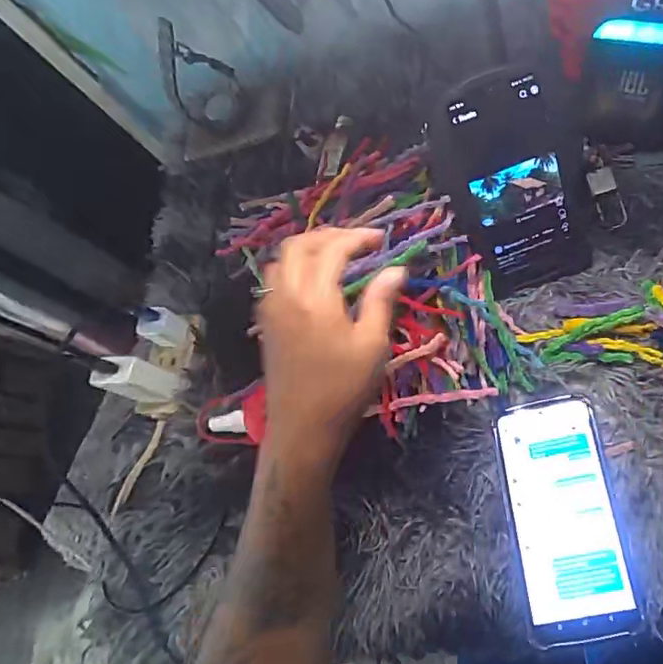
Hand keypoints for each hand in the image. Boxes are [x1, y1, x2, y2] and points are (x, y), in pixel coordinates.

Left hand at [255, 227, 404, 463]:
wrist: (303, 427)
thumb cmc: (344, 389)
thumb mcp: (373, 345)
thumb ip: (381, 301)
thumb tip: (396, 270)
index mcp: (315, 298)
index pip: (333, 249)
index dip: (358, 238)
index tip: (381, 240)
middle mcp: (286, 295)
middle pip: (300, 244)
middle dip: (330, 236)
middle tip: (359, 242)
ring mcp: (271, 308)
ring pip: (281, 258)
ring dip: (309, 248)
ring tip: (337, 256)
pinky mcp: (266, 323)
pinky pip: (274, 278)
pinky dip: (294, 266)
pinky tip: (315, 281)